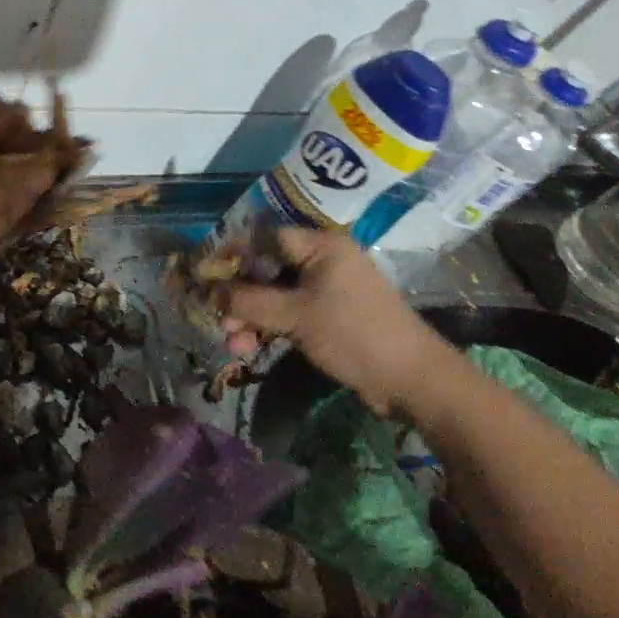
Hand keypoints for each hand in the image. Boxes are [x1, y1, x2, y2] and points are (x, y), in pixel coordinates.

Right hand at [222, 227, 454, 415]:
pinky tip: (248, 348)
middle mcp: (323, 261)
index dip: (233, 255)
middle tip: (217, 319)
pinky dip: (268, 327)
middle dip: (239, 295)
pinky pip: (288, 313)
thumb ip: (249, 302)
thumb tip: (210, 292)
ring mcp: (327, 290)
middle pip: (267, 268)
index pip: (266, 237)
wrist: (411, 380)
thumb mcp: (295, 316)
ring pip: (274, 294)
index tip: (207, 276)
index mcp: (321, 246)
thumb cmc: (353, 334)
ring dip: (249, 317)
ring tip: (232, 344)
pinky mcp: (329, 317)